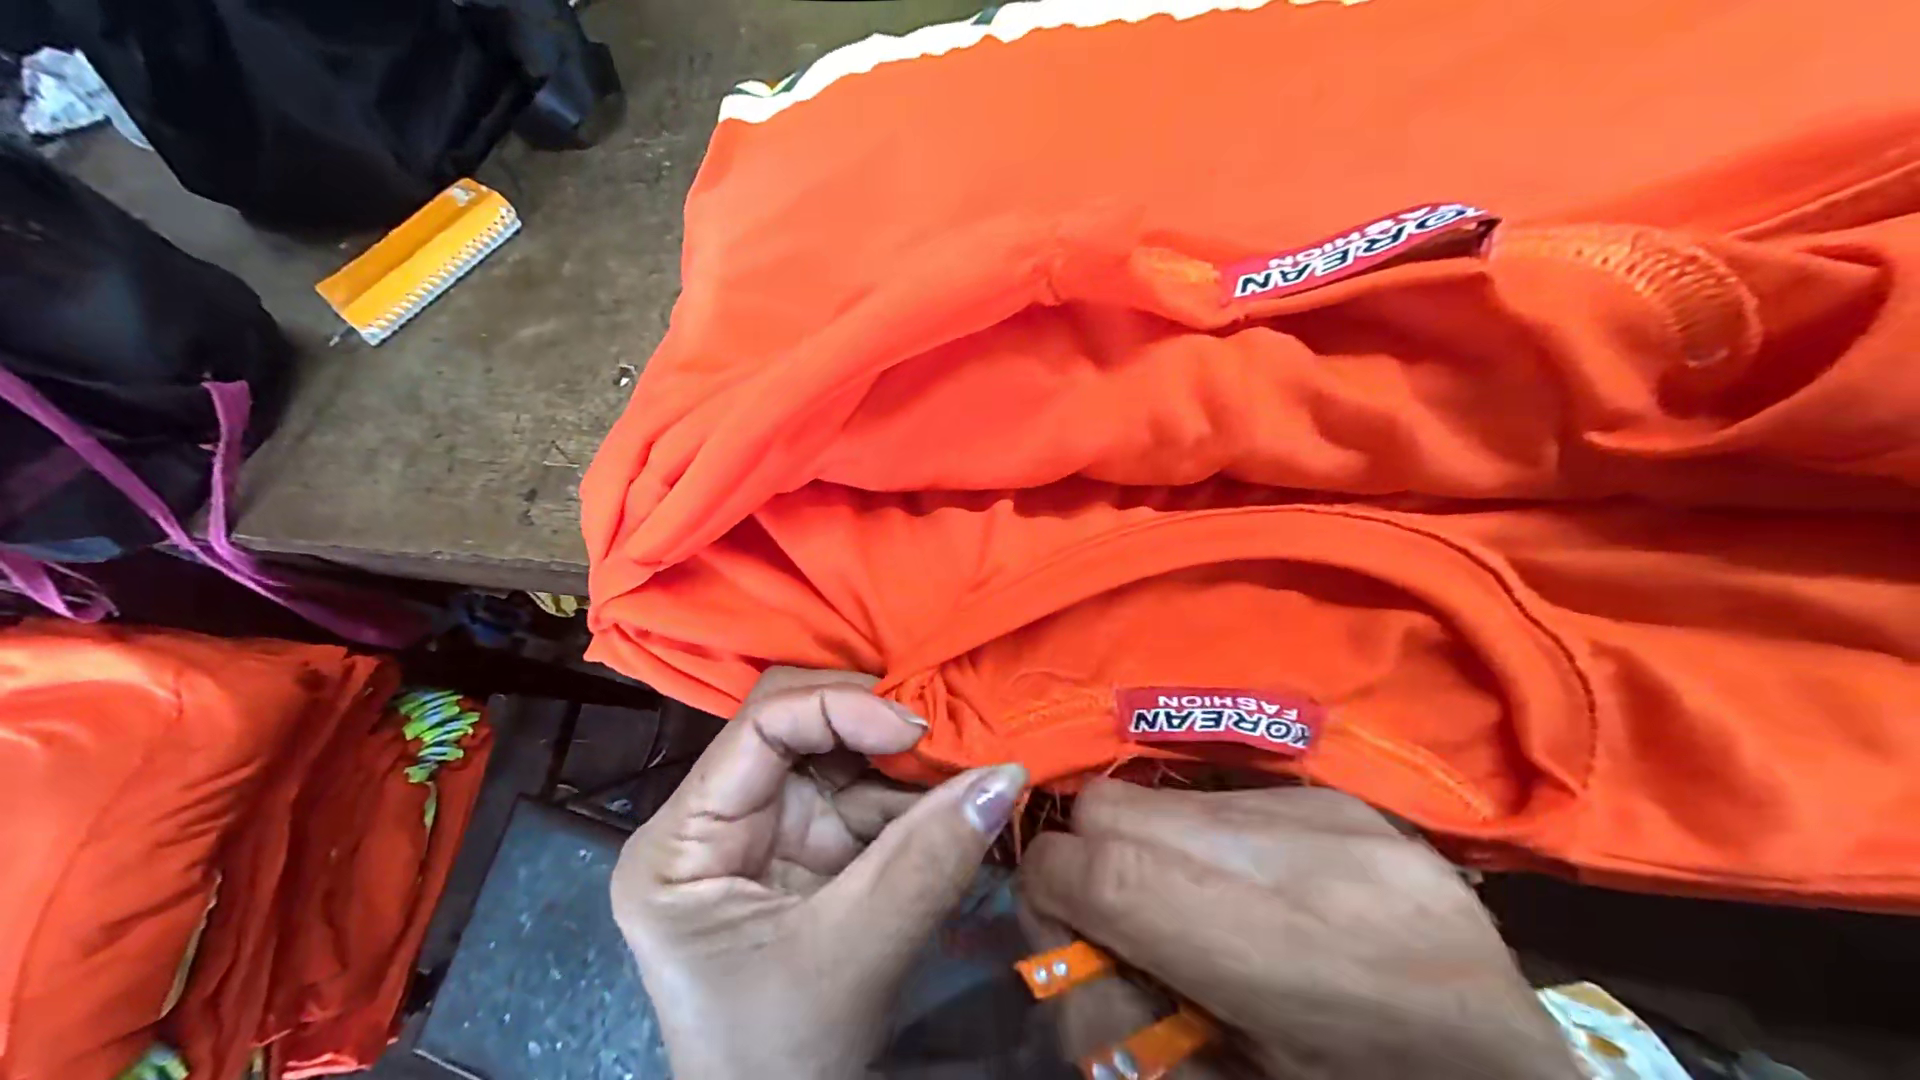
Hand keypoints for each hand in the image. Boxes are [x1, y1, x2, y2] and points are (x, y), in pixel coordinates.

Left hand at [610, 668, 1027, 1079]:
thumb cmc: (784, 1056)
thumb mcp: (852, 958)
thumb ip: (928, 862)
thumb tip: (1006, 775)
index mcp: (683, 840)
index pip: (760, 727)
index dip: (839, 708)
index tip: (913, 730)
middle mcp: (720, 817)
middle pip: (798, 727)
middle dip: (873, 725)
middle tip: (945, 735)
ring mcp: (769, 829)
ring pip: (840, 755)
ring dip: (903, 762)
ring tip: (964, 763)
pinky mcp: (812, 848)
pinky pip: (866, 797)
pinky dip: (913, 797)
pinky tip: (954, 799)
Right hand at [1020, 782, 1579, 1079]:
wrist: (1514, 1076)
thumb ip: (1127, 1011)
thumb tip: (1064, 949)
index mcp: (1274, 954)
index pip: (1101, 868)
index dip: (1049, 890)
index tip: (1061, 930)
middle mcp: (1294, 855)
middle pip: (1111, 808)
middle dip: (1085, 860)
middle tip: (1116, 921)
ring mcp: (1325, 813)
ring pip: (1158, 796)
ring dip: (1142, 847)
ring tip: (1189, 906)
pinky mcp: (1340, 798)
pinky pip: (1219, 798)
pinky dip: (1200, 840)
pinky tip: (1250, 890)